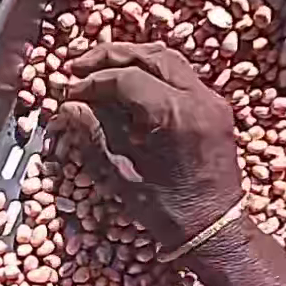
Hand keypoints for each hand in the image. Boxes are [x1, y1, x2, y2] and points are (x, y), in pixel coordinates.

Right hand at [55, 43, 243, 246]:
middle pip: (150, 56)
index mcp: (175, 116)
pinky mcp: (215, 108)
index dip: (92, 82)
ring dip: (132, 59)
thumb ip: (95, 134)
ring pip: (168, 59)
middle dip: (111, 57)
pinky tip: (129, 84)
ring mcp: (212, 101)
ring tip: (100, 69)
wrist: (214, 228)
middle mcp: (199, 100)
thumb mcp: (122, 175)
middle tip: (79, 66)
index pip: (126, 79)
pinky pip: (181, 76)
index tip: (70, 92)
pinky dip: (152, 72)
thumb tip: (70, 107)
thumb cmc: (168, 210)